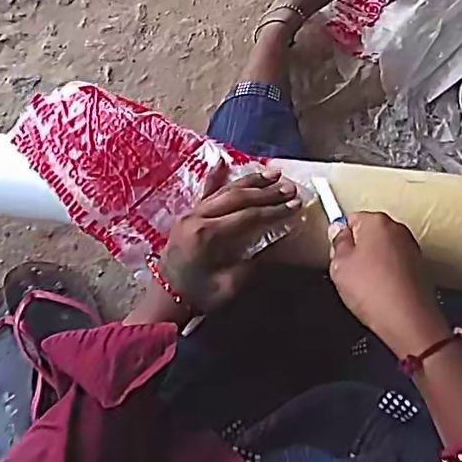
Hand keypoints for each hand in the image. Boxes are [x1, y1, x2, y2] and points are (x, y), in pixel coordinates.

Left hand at [157, 165, 299, 312]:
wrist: (166, 298)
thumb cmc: (199, 295)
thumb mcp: (230, 285)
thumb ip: (253, 262)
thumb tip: (277, 241)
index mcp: (208, 234)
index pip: (248, 215)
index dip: (274, 210)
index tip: (294, 205)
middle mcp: (198, 217)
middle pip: (238, 197)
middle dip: (266, 192)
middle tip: (289, 188)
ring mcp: (191, 213)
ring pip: (224, 190)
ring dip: (249, 181)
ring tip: (272, 173)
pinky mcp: (188, 215)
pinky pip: (204, 192)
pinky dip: (214, 177)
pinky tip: (222, 162)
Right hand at [327, 212, 450, 356]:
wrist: (408, 320)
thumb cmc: (375, 292)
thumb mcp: (339, 265)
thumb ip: (337, 242)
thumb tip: (338, 231)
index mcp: (376, 222)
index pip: (350, 218)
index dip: (340, 237)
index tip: (335, 251)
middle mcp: (397, 229)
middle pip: (368, 232)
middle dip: (357, 248)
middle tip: (347, 270)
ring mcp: (410, 247)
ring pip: (382, 249)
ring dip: (372, 262)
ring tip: (364, 285)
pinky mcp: (419, 266)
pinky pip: (395, 264)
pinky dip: (386, 274)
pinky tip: (379, 291)